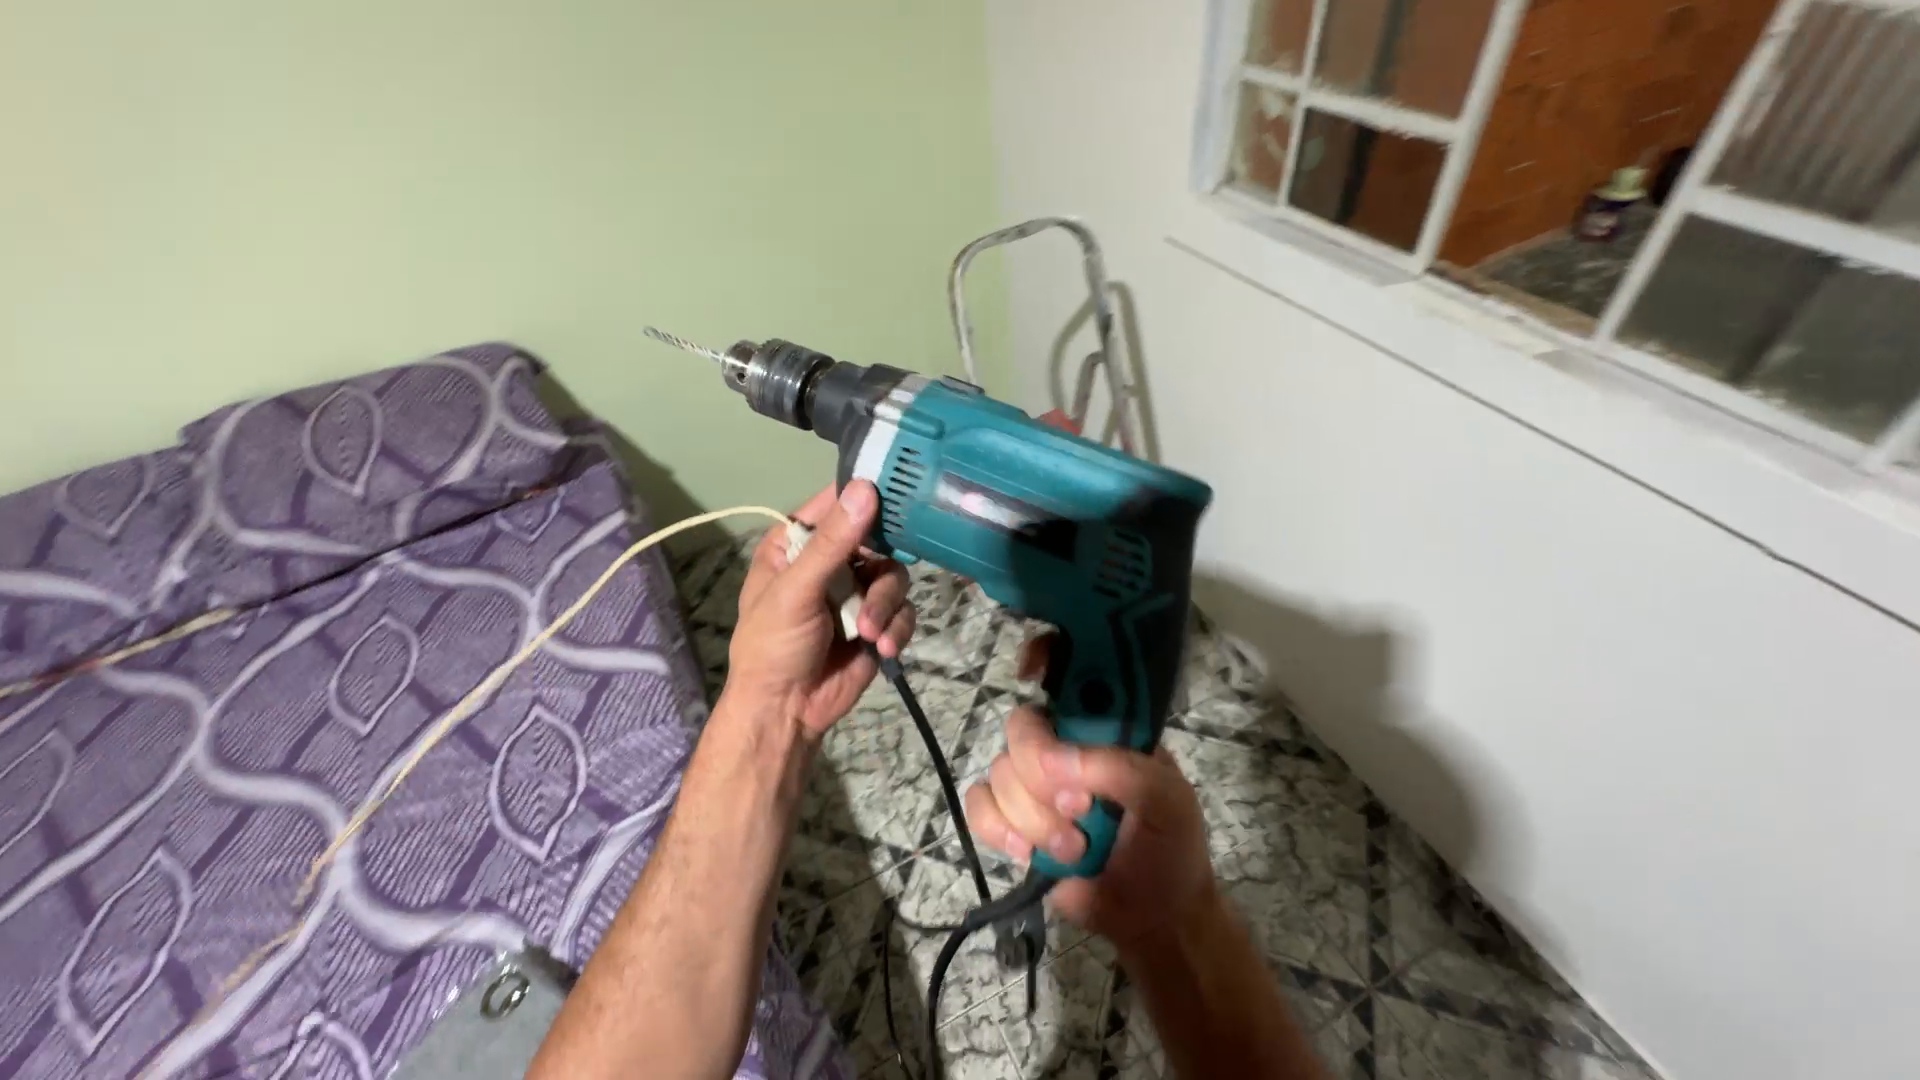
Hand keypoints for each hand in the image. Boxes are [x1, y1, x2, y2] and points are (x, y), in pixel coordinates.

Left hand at [723, 481, 915, 739]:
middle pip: (879, 539)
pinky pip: (903, 610)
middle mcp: (831, 560)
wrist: (786, 712)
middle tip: (881, 584)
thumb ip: (833, 542)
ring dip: (886, 606)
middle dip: (883, 568)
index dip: (866, 496)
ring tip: (870, 633)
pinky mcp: (878, 622)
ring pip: (896, 576)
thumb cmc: (772, 645)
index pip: (838, 502)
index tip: (898, 493)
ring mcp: (857, 592)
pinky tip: (881, 648)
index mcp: (798, 543)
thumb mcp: (796, 590)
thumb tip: (866, 488)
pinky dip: (896, 629)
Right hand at [963, 640, 1215, 948]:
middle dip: (1041, 774)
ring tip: (1074, 849)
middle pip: (1021, 728)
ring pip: (998, 771)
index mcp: (1103, 727)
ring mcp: (1033, 783)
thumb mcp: (1165, 799)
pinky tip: (1028, 853)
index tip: (1030, 673)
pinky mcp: (1012, 821)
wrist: (1153, 918)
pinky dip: (997, 828)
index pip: (1065, 670)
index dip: (1042, 657)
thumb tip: (1051, 762)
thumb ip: (1116, 769)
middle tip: (1080, 810)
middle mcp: (1064, 744)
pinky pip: (979, 805)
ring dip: (1033, 817)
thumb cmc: (1170, 847)